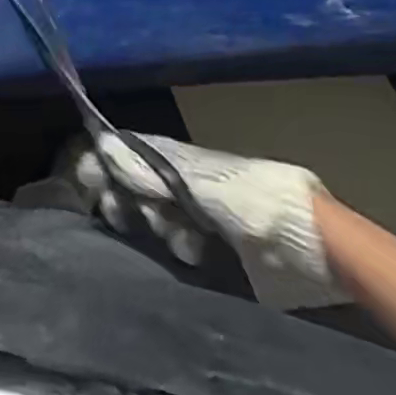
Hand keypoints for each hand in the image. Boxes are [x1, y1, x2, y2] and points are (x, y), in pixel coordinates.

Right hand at [73, 132, 330, 283]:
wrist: (312, 248)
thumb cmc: (250, 199)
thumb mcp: (193, 176)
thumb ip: (143, 164)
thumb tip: (98, 141)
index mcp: (172, 156)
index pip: (120, 152)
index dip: (99, 163)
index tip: (83, 180)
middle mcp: (177, 181)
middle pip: (129, 185)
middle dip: (123, 199)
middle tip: (122, 214)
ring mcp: (193, 214)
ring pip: (149, 216)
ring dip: (155, 226)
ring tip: (178, 239)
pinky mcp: (209, 247)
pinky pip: (172, 243)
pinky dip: (175, 247)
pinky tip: (191, 253)